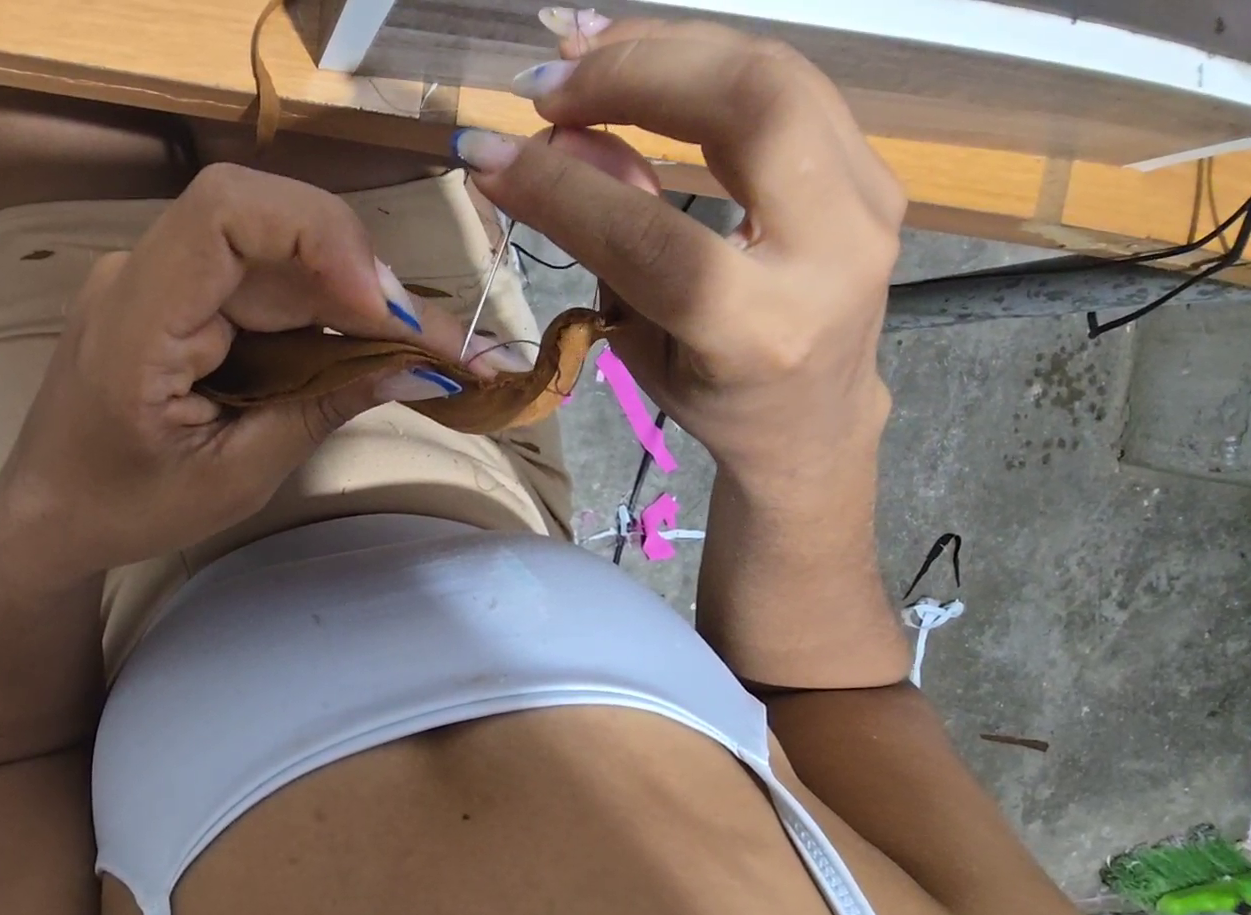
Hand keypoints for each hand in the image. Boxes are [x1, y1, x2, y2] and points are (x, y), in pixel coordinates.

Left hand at [0, 163, 467, 588]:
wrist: (48, 514)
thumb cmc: (124, 509)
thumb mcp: (231, 477)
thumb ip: (318, 413)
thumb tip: (415, 370)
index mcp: (134, 323)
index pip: (225, 213)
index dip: (318, 236)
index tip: (381, 308)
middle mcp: (139, 276)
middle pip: (266, 226)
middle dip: (359, 275)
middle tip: (431, 340)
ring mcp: (155, 280)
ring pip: (272, 252)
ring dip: (349, 293)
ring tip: (414, 346)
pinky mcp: (174, 297)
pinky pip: (256, 282)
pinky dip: (316, 309)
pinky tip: (359, 342)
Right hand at [454, 19, 905, 500]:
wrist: (814, 415)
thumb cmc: (710, 398)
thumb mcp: (639, 342)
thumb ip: (605, 245)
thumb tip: (561, 145)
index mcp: (756, 328)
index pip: (646, 233)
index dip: (560, 186)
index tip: (489, 151)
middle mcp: (832, 252)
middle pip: (750, 108)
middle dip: (635, 75)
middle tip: (547, 83)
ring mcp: (871, 198)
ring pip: (778, 73)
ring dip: (668, 48)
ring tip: (581, 48)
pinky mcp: (877, 168)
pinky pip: (790, 84)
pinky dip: (707, 58)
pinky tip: (642, 54)